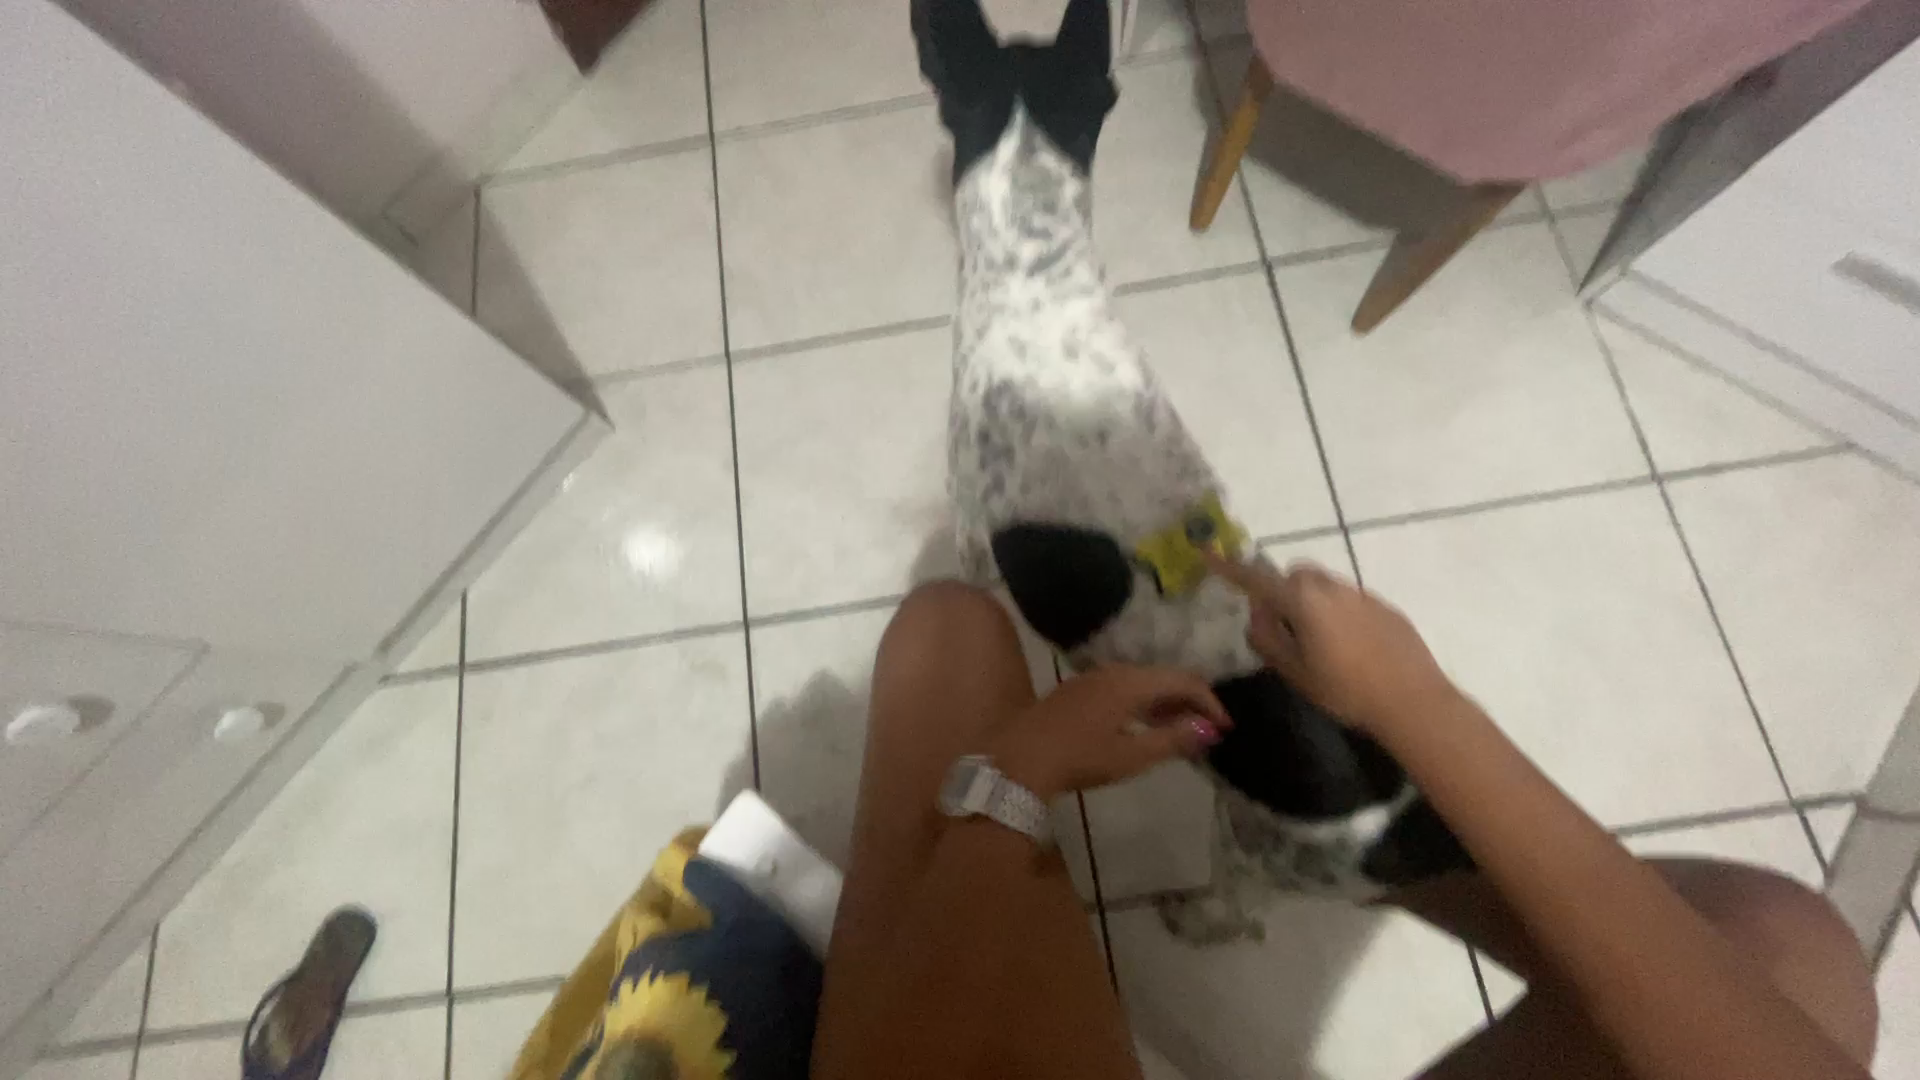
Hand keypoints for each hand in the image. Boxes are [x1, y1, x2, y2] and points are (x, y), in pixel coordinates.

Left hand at [986, 667, 1228, 798]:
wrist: (1020, 757)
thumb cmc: (1080, 758)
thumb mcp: (1131, 756)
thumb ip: (1172, 740)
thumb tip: (1209, 730)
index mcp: (1131, 682)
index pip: (1184, 680)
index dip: (1209, 702)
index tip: (1226, 728)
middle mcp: (1114, 671)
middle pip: (1164, 676)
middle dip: (1190, 700)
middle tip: (1209, 731)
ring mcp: (1093, 678)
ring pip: (1143, 681)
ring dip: (1166, 702)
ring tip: (1183, 730)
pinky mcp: (1079, 689)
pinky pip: (1124, 687)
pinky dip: (1144, 703)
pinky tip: (1145, 725)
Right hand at [1205, 554, 1459, 737]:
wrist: (1414, 702)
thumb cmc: (1344, 690)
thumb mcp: (1293, 671)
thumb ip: (1266, 638)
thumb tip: (1257, 615)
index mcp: (1303, 601)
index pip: (1256, 578)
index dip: (1229, 568)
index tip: (1207, 553)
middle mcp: (1331, 588)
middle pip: (1295, 575)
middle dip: (1282, 590)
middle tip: (1283, 625)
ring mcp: (1362, 595)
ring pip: (1323, 585)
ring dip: (1311, 601)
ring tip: (1318, 641)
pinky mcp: (1385, 608)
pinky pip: (1349, 600)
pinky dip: (1338, 613)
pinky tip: (1350, 648)